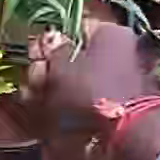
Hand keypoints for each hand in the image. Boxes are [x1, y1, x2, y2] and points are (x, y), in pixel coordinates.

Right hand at [22, 20, 159, 159]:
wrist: (123, 131)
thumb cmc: (91, 89)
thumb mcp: (62, 66)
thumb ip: (52, 50)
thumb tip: (49, 37)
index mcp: (109, 33)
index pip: (73, 28)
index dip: (50, 41)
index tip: (35, 54)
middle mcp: (116, 51)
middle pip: (71, 54)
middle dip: (47, 67)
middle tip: (36, 80)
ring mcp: (114, 77)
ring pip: (72, 77)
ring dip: (49, 86)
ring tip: (35, 98)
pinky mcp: (110, 100)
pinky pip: (80, 94)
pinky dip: (61, 101)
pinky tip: (44, 108)